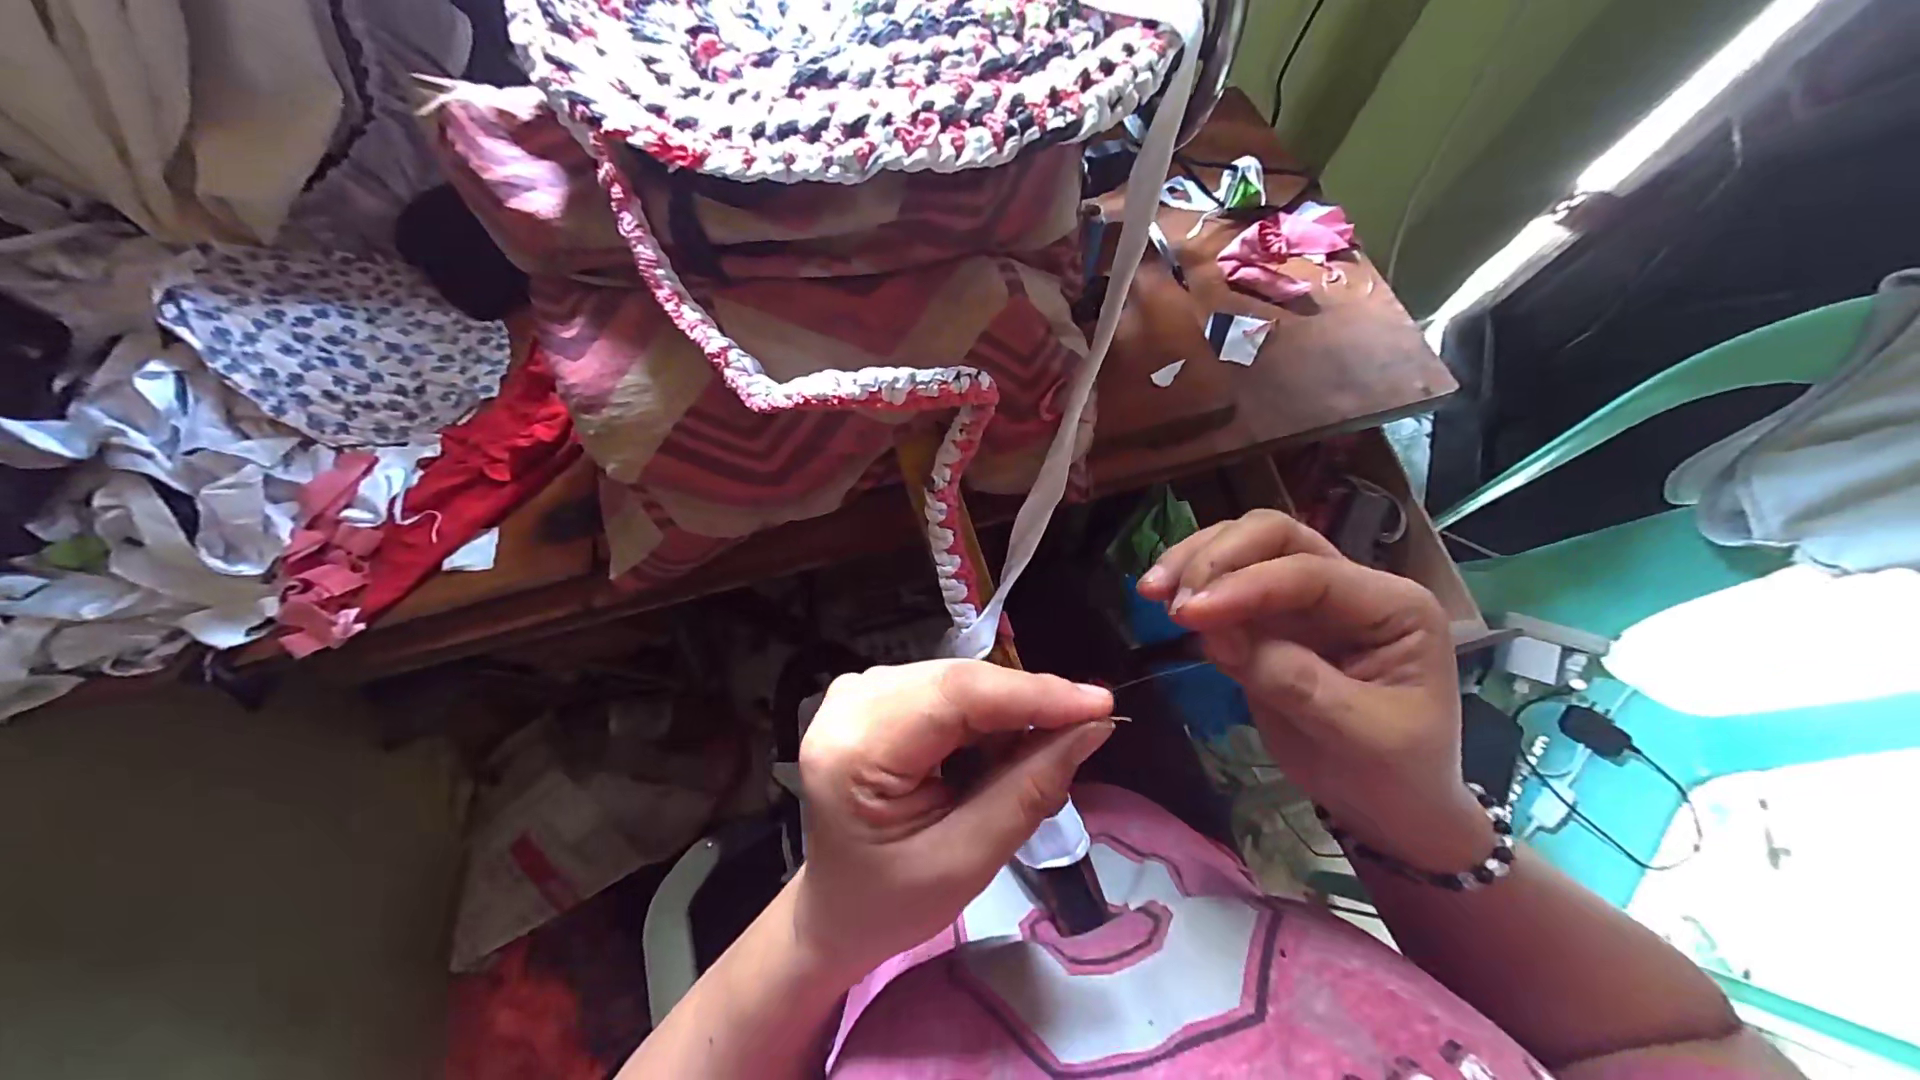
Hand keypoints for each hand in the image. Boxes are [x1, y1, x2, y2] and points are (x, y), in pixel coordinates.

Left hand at [794, 660, 1114, 973]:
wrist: (832, 910)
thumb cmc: (888, 901)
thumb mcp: (964, 861)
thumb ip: (1028, 790)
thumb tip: (1090, 728)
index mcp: (854, 747)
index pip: (956, 694)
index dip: (1033, 693)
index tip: (1099, 704)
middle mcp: (850, 701)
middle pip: (960, 682)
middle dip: (1027, 708)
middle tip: (1081, 740)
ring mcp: (858, 691)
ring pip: (960, 683)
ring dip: (1008, 718)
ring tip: (1033, 766)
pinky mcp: (874, 695)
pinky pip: (948, 691)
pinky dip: (984, 720)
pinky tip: (996, 757)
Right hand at [1137, 510, 1490, 869]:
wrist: (1388, 805)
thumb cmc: (1392, 772)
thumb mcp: (1359, 735)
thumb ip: (1294, 680)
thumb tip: (1219, 636)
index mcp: (1392, 605)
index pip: (1309, 572)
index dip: (1245, 585)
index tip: (1188, 614)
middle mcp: (1349, 585)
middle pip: (1275, 535)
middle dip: (1216, 555)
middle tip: (1169, 597)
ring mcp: (1306, 598)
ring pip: (1244, 546)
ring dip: (1193, 560)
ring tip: (1151, 591)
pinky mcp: (1270, 618)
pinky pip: (1225, 583)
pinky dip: (1190, 584)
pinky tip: (1159, 599)